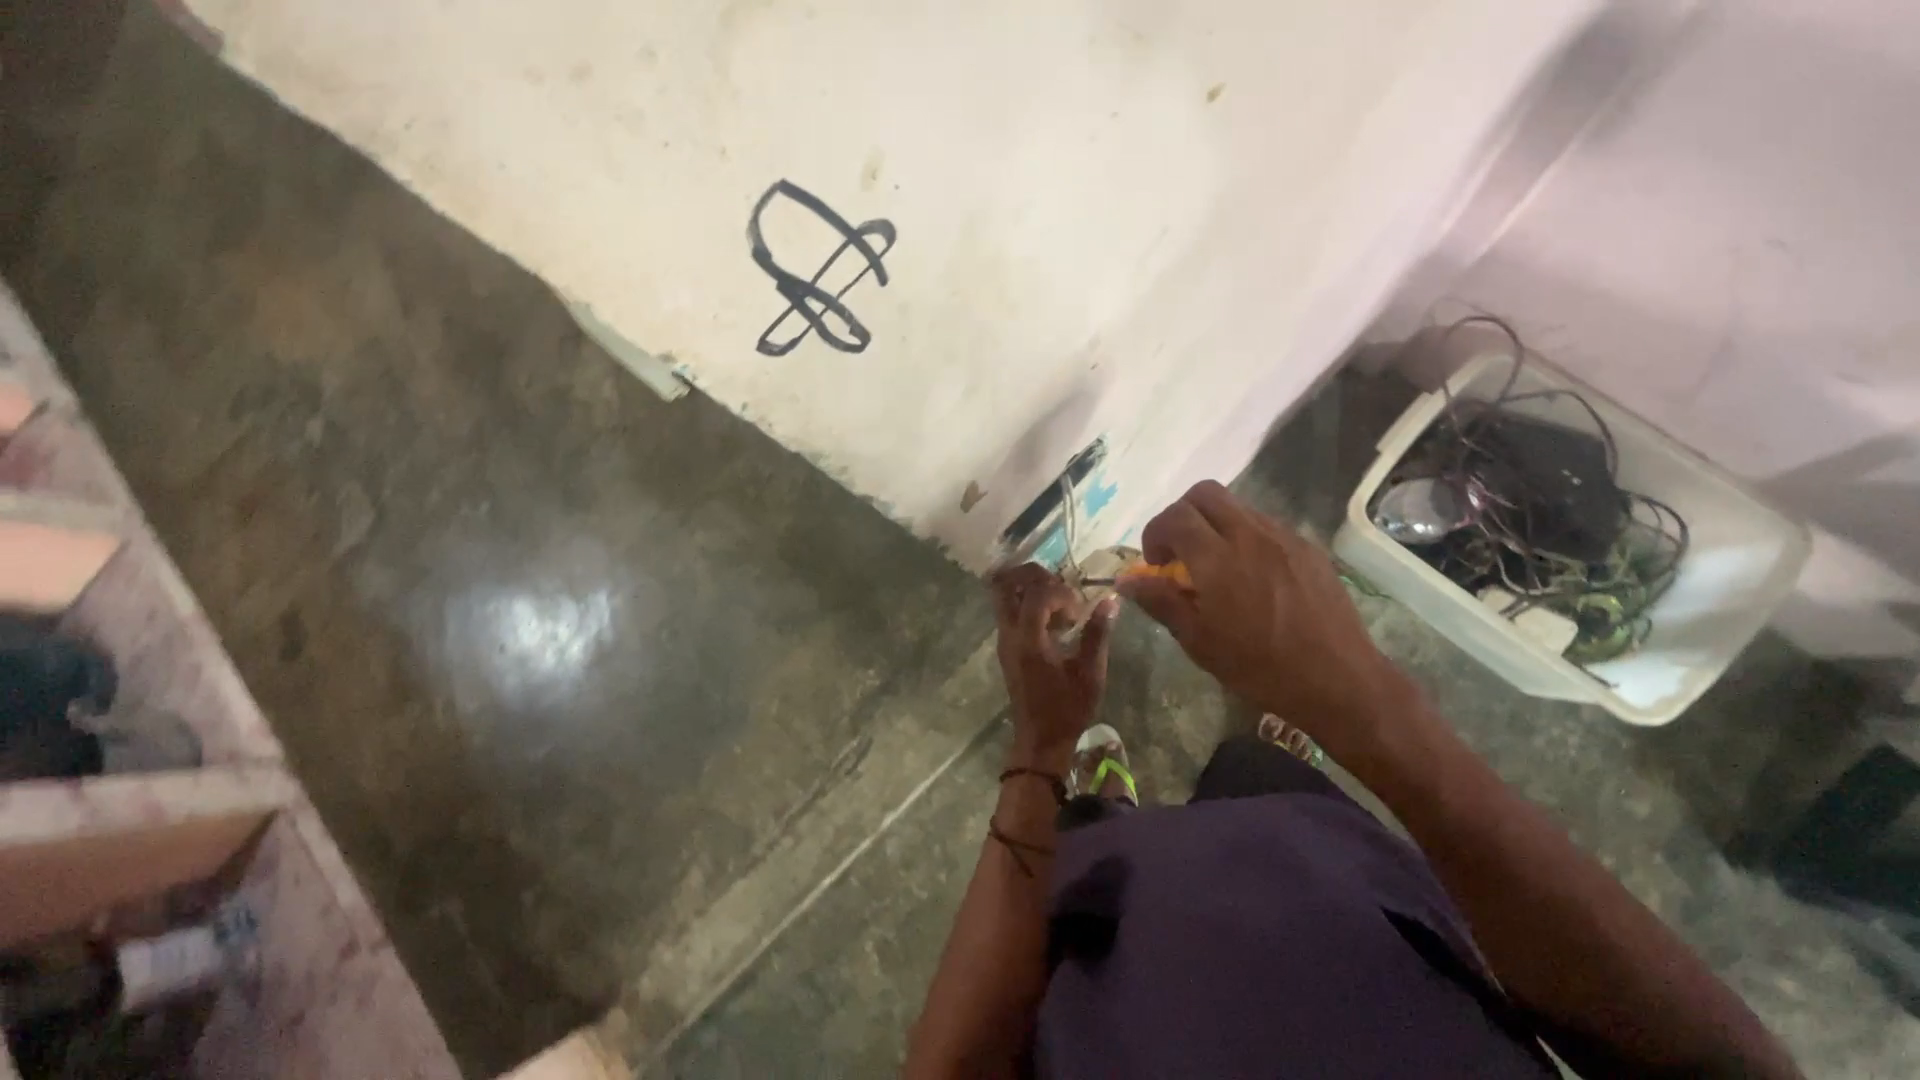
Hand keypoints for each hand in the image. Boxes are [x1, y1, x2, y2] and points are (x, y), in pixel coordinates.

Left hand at [991, 563, 1117, 763]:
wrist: (1040, 740)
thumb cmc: (1068, 709)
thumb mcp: (1090, 674)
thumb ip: (1098, 634)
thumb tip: (1110, 601)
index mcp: (1028, 641)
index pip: (1036, 594)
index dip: (1061, 592)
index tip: (1080, 610)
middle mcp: (1008, 635)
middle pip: (1005, 584)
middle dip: (1034, 576)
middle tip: (1062, 589)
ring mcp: (1003, 640)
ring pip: (1004, 595)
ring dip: (1030, 588)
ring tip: (1059, 604)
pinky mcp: (1005, 646)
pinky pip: (1009, 611)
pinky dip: (1028, 604)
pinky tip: (1054, 621)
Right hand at [1118, 481, 1405, 754]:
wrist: (1337, 679)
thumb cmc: (1258, 667)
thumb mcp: (1198, 641)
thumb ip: (1160, 602)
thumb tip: (1127, 580)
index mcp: (1217, 559)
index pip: (1174, 516)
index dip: (1155, 533)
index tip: (1156, 564)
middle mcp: (1250, 536)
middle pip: (1206, 493)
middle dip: (1183, 515)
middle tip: (1181, 553)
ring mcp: (1284, 538)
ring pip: (1239, 508)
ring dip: (1216, 526)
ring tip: (1218, 568)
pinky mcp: (1309, 549)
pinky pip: (1267, 527)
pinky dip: (1247, 539)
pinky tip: (1253, 579)